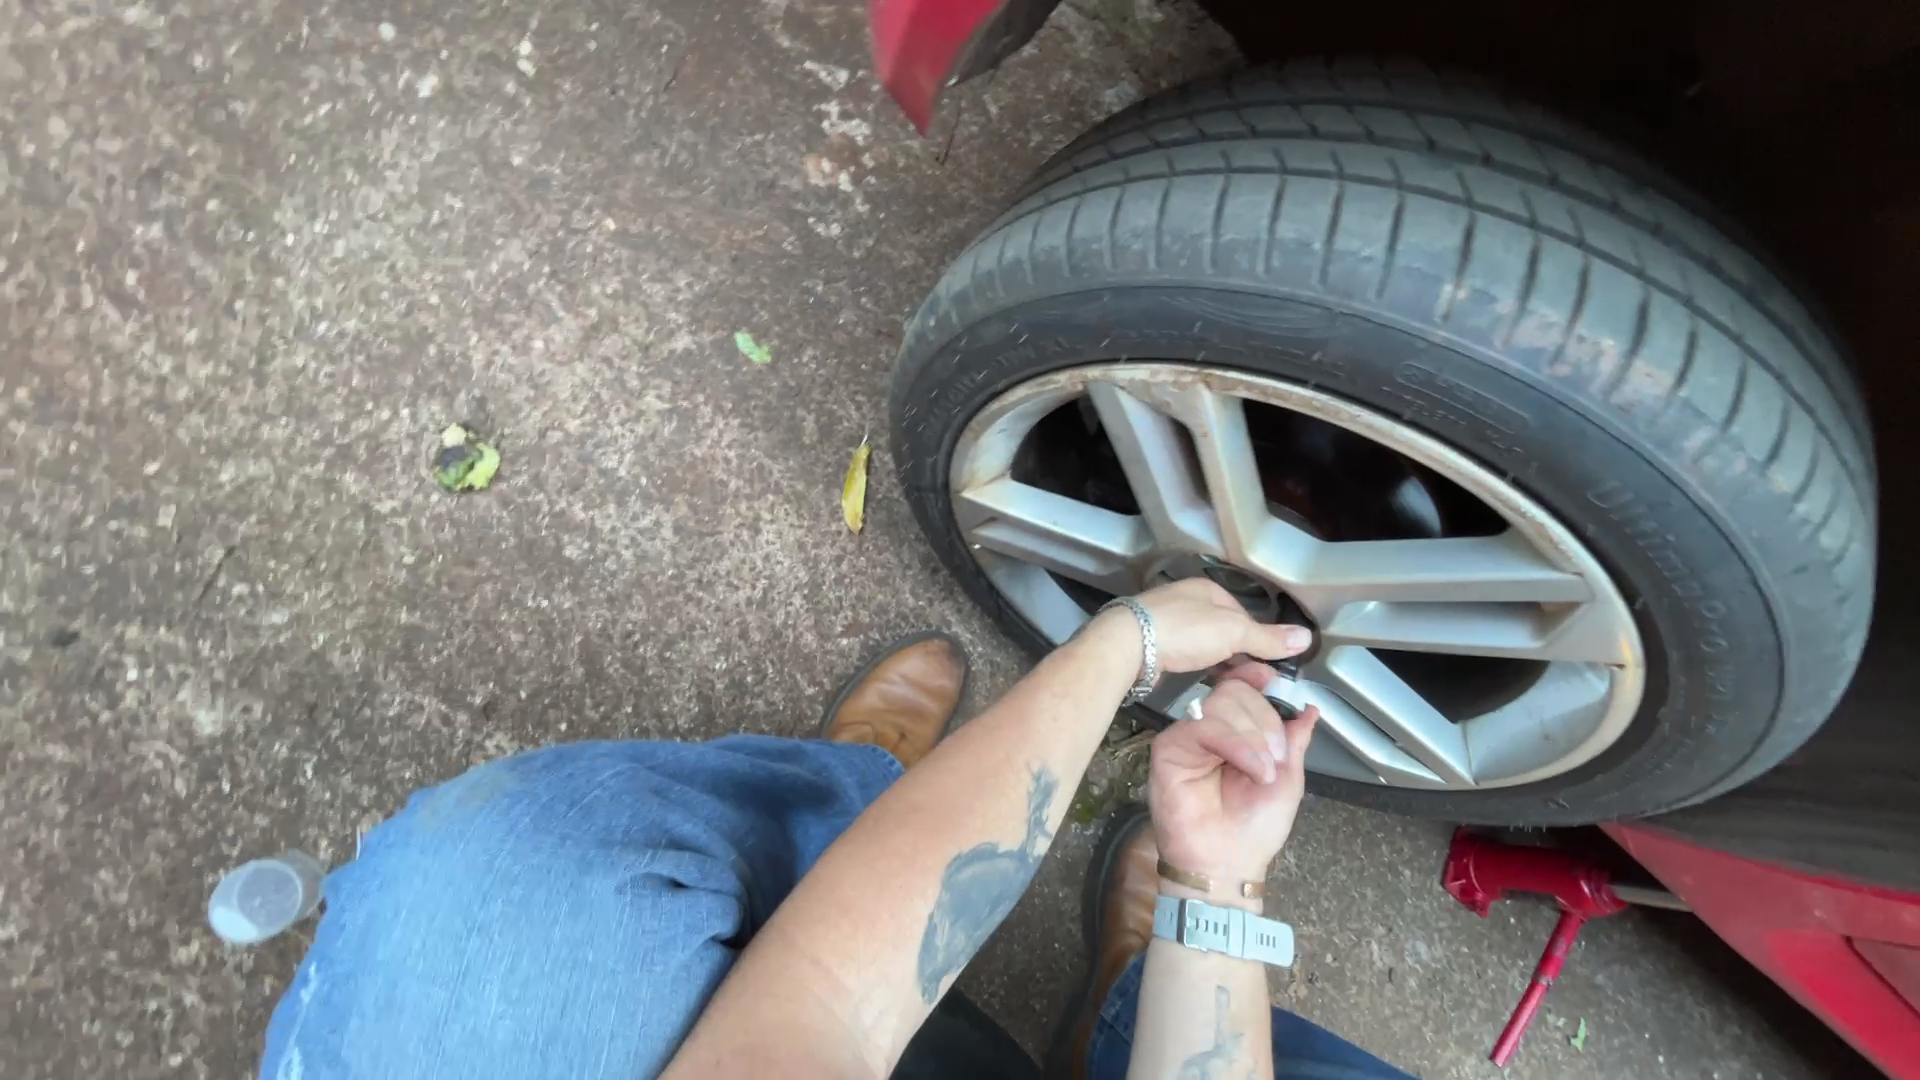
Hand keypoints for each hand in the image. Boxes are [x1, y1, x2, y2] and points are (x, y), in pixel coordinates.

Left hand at [1127, 578, 1314, 673]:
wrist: (1128, 644)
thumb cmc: (1184, 630)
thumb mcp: (1233, 632)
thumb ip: (1267, 638)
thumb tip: (1306, 637)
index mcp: (1205, 589)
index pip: (1241, 612)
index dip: (1256, 637)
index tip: (1266, 663)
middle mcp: (1184, 599)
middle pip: (1220, 628)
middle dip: (1236, 652)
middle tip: (1250, 679)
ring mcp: (1164, 620)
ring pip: (1201, 642)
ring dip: (1216, 661)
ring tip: (1229, 683)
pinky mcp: (1149, 642)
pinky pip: (1181, 653)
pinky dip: (1194, 664)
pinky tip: (1197, 678)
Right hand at [1148, 662, 1319, 886]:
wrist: (1227, 863)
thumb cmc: (1255, 827)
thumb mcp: (1288, 779)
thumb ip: (1294, 741)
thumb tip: (1311, 709)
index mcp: (1236, 730)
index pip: (1240, 687)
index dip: (1255, 678)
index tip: (1273, 681)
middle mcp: (1209, 727)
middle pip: (1234, 691)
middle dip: (1264, 720)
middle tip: (1276, 757)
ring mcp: (1188, 736)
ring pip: (1220, 704)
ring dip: (1253, 736)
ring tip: (1263, 772)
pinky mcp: (1169, 748)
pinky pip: (1204, 727)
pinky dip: (1236, 744)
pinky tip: (1252, 768)